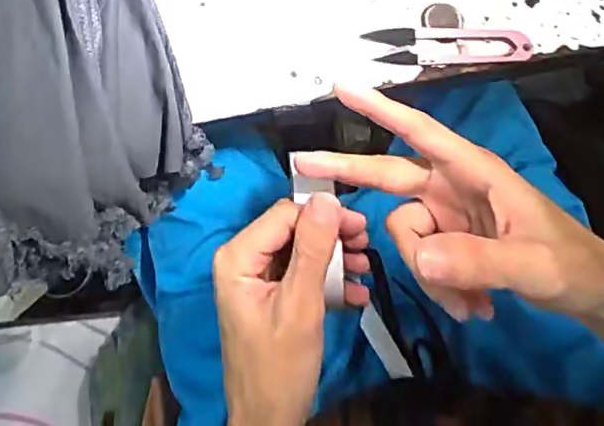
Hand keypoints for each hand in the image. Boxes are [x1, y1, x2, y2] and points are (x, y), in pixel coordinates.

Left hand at [213, 194, 371, 425]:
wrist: (268, 424)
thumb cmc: (280, 367)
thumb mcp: (301, 306)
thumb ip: (313, 250)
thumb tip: (326, 199)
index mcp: (237, 255)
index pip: (282, 216)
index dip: (320, 215)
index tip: (359, 224)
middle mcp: (241, 258)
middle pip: (290, 231)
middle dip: (330, 236)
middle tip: (366, 243)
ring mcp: (254, 278)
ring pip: (298, 252)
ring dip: (333, 258)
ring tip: (366, 265)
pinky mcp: (268, 297)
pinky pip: (298, 275)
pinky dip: (325, 280)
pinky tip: (355, 292)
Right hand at [291, 84, 603, 322]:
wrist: (595, 295)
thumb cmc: (572, 262)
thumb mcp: (533, 264)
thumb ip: (477, 260)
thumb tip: (418, 256)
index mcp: (470, 168)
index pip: (416, 130)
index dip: (377, 108)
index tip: (341, 88)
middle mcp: (449, 183)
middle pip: (387, 174)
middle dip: (347, 171)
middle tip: (303, 165)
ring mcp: (445, 212)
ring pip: (404, 232)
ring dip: (428, 273)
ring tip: (467, 304)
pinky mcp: (447, 240)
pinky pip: (420, 258)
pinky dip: (439, 285)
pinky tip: (472, 305)